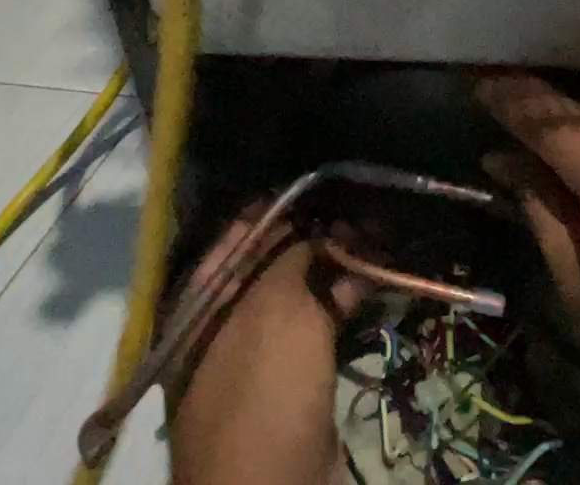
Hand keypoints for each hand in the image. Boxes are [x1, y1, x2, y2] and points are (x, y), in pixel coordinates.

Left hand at [170, 217, 365, 484]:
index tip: (327, 187)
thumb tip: (327, 228)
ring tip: (377, 240)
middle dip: (319, 235)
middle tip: (362, 213)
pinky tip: (375, 279)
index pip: (241, 232)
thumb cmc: (264, 391)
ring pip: (301, 290)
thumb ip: (298, 256)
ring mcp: (257, 349)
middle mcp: (223, 317)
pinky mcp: (291, 376)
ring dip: (337, 265)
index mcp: (202, 298)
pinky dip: (344, 300)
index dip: (284, 207)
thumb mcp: (278, 310)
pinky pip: (317, 322)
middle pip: (273, 260)